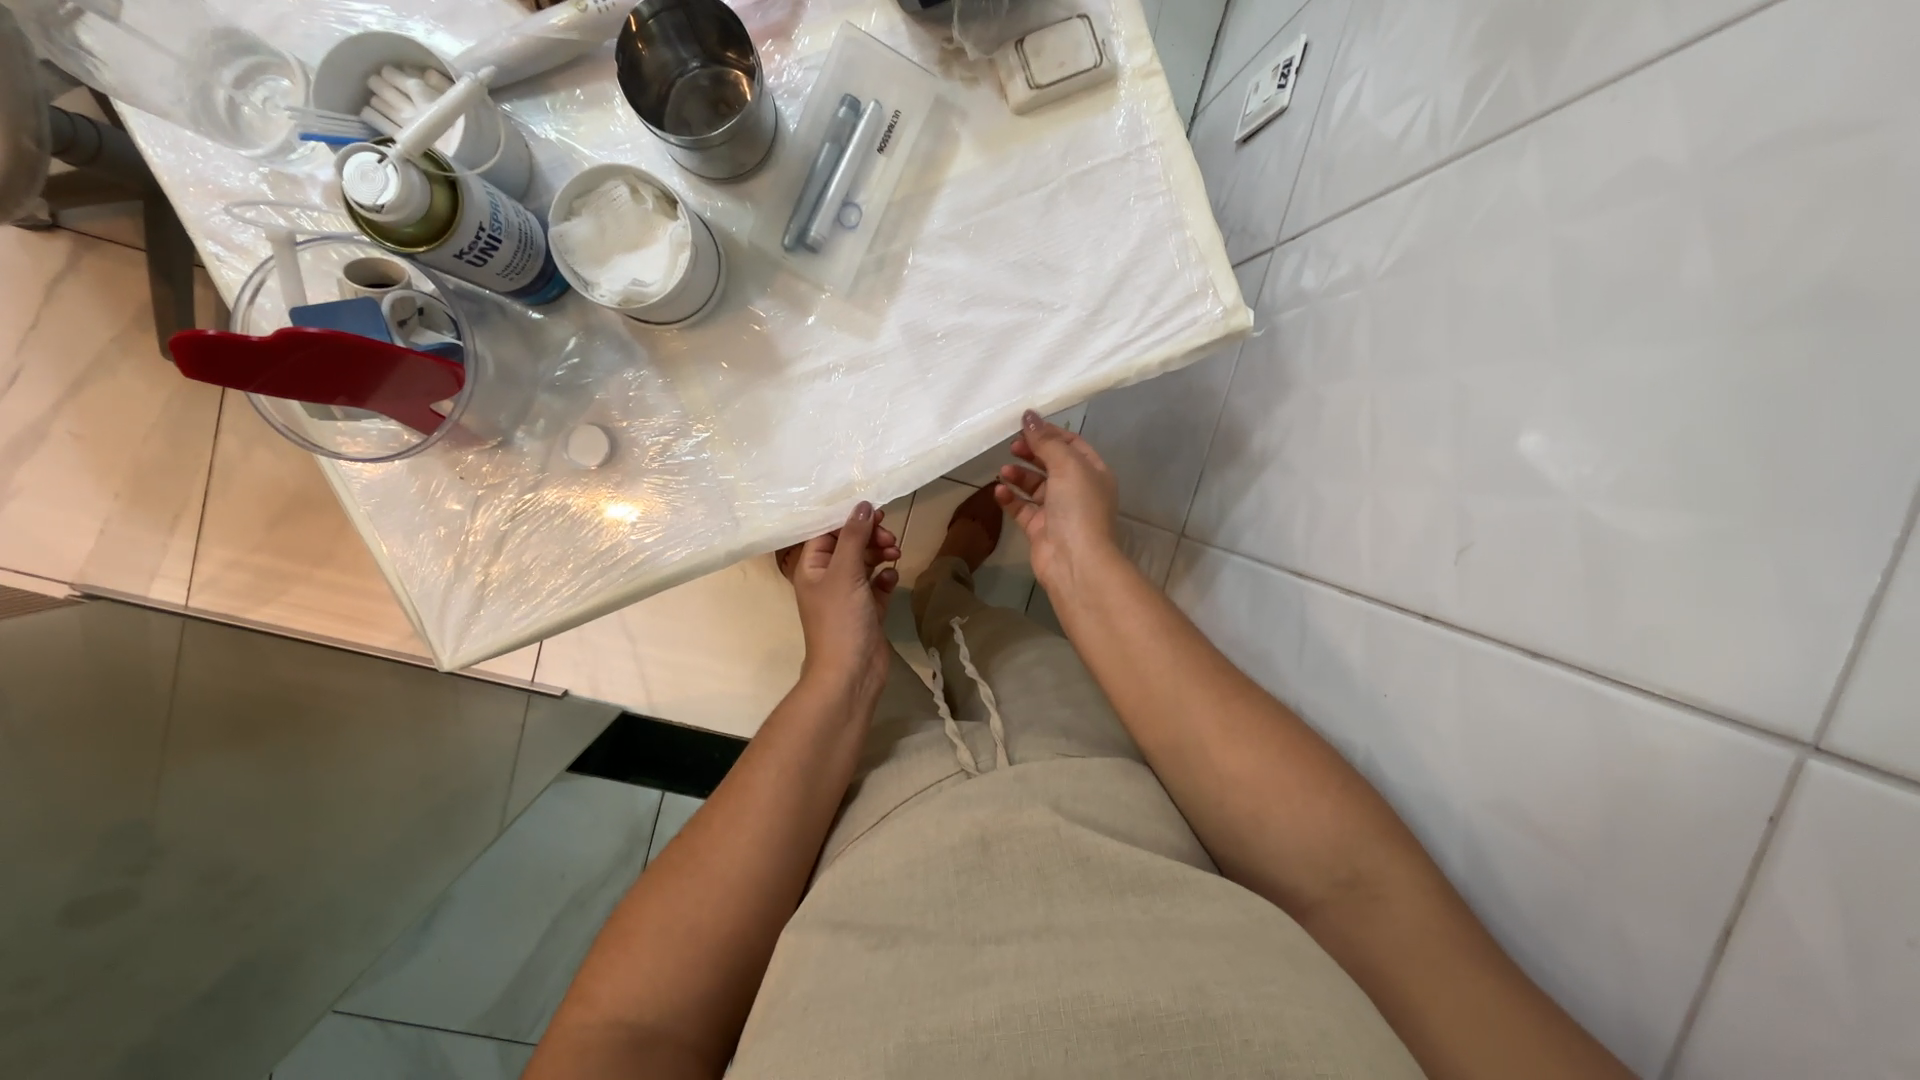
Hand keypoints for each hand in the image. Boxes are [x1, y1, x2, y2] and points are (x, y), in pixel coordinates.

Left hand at [776, 502, 900, 702]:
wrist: (850, 673)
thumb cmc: (840, 620)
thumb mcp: (844, 572)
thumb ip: (853, 536)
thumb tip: (862, 505)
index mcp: (812, 567)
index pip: (827, 531)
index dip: (849, 518)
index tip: (875, 511)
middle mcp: (828, 578)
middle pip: (850, 544)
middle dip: (870, 537)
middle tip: (890, 538)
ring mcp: (849, 595)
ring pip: (867, 562)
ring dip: (881, 554)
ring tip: (896, 555)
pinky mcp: (869, 610)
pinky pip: (879, 584)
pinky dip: (886, 578)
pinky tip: (893, 579)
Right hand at [994, 409, 1124, 598]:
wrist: (1075, 560)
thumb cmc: (1078, 507)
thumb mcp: (1067, 465)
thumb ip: (1046, 440)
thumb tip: (1029, 415)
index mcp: (1093, 473)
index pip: (1072, 445)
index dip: (1050, 433)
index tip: (1026, 425)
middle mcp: (1078, 490)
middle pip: (1052, 463)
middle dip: (1032, 452)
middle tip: (1012, 446)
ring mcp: (1059, 511)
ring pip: (1035, 486)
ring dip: (1019, 475)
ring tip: (1004, 469)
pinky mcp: (1040, 529)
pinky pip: (1022, 508)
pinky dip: (1010, 498)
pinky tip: (998, 490)